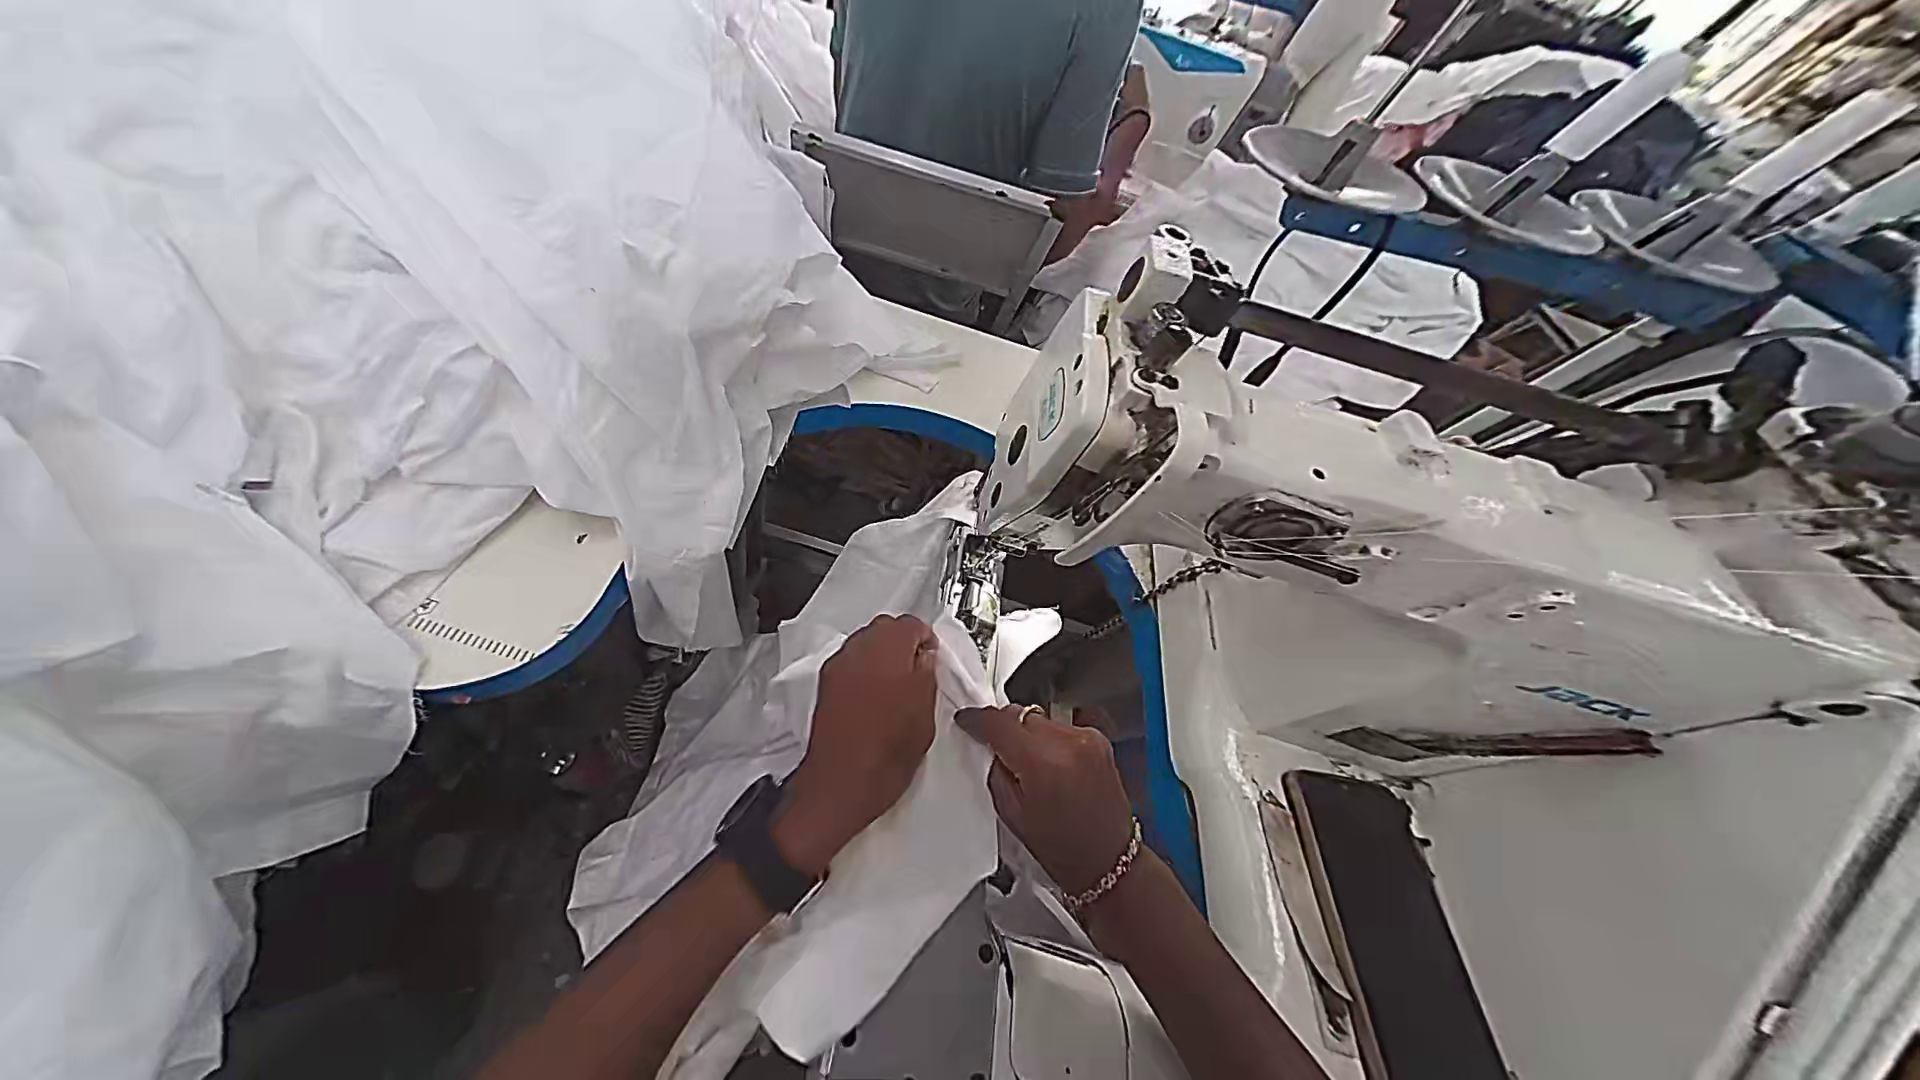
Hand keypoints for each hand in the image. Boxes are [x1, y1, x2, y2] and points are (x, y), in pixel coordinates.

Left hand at [775, 614, 939, 875]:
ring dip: (883, 654)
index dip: (927, 639)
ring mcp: (837, 666)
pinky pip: (851, 662)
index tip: (933, 657)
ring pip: (865, 643)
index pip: (911, 624)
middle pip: (885, 627)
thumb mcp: (925, 715)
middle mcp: (858, 650)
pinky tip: (875, 697)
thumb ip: (928, 675)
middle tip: (918, 669)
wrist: (839, 785)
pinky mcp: (825, 684)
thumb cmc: (886, 754)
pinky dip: (865, 669)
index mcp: (887, 651)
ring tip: (897, 686)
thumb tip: (925, 657)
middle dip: (903, 642)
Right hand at [956, 704, 1134, 895]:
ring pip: (1040, 718)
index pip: (999, 723)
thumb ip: (995, 769)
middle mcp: (1068, 744)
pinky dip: (1051, 739)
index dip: (977, 719)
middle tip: (1000, 751)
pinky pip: (1061, 726)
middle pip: (1020, 715)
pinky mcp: (1098, 739)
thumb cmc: (1062, 847)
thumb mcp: (1010, 811)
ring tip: (1032, 765)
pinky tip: (1053, 765)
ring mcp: (1087, 738)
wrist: (1107, 859)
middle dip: (1006, 729)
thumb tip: (987, 742)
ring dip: (1029, 733)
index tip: (968, 720)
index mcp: (1041, 763)